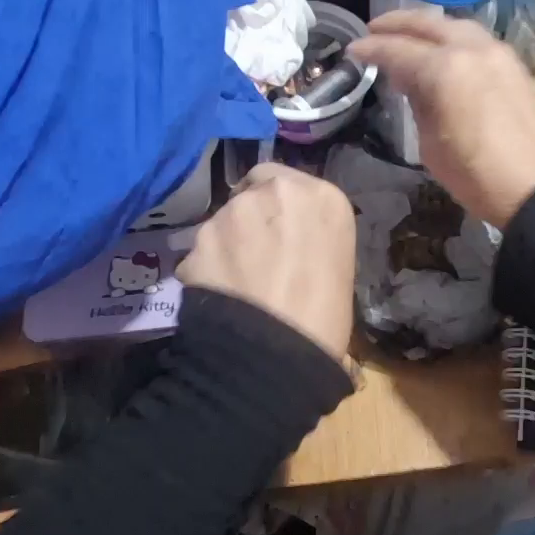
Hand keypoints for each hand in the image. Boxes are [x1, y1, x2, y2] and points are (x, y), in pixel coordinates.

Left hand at [178, 164, 355, 364]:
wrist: (277, 352)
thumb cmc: (326, 318)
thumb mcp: (337, 268)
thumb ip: (311, 241)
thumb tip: (291, 251)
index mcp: (323, 198)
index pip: (287, 183)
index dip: (280, 209)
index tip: (282, 234)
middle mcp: (275, 192)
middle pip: (252, 194)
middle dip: (252, 220)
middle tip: (258, 256)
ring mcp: (230, 213)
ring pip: (223, 222)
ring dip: (227, 243)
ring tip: (235, 282)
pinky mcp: (196, 240)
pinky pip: (200, 252)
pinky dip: (205, 269)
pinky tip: (216, 296)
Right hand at [349, 11, 534, 227]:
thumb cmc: (476, 176)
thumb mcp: (431, 145)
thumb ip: (418, 104)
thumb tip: (411, 83)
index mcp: (445, 69)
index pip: (398, 50)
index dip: (371, 50)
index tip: (353, 51)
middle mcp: (472, 50)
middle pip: (428, 24)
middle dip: (397, 25)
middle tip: (374, 31)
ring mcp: (498, 55)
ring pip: (455, 26)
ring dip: (428, 28)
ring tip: (407, 38)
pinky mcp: (514, 67)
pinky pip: (475, 41)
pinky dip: (452, 40)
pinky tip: (442, 53)